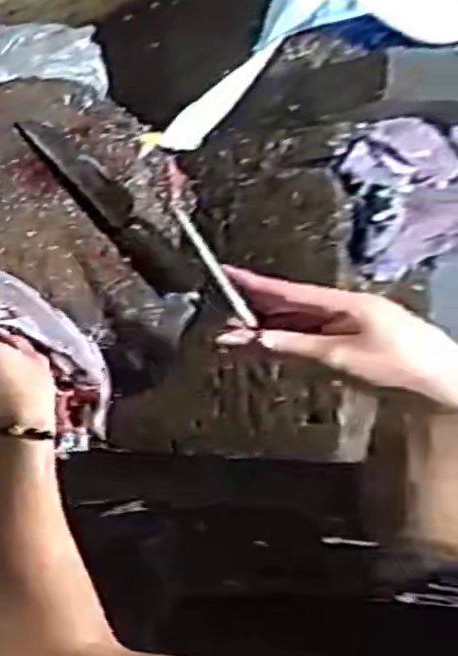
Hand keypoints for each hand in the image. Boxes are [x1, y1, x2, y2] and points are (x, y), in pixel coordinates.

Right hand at [215, 267, 457, 411]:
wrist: (443, 382)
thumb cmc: (403, 363)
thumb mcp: (338, 353)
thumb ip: (291, 343)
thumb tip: (250, 337)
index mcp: (348, 303)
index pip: (289, 290)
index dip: (255, 283)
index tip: (228, 273)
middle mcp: (346, 309)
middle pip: (287, 304)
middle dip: (252, 310)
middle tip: (221, 314)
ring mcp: (346, 323)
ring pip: (292, 320)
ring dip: (262, 327)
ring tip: (234, 334)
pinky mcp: (346, 337)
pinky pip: (302, 332)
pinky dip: (278, 337)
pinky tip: (259, 341)